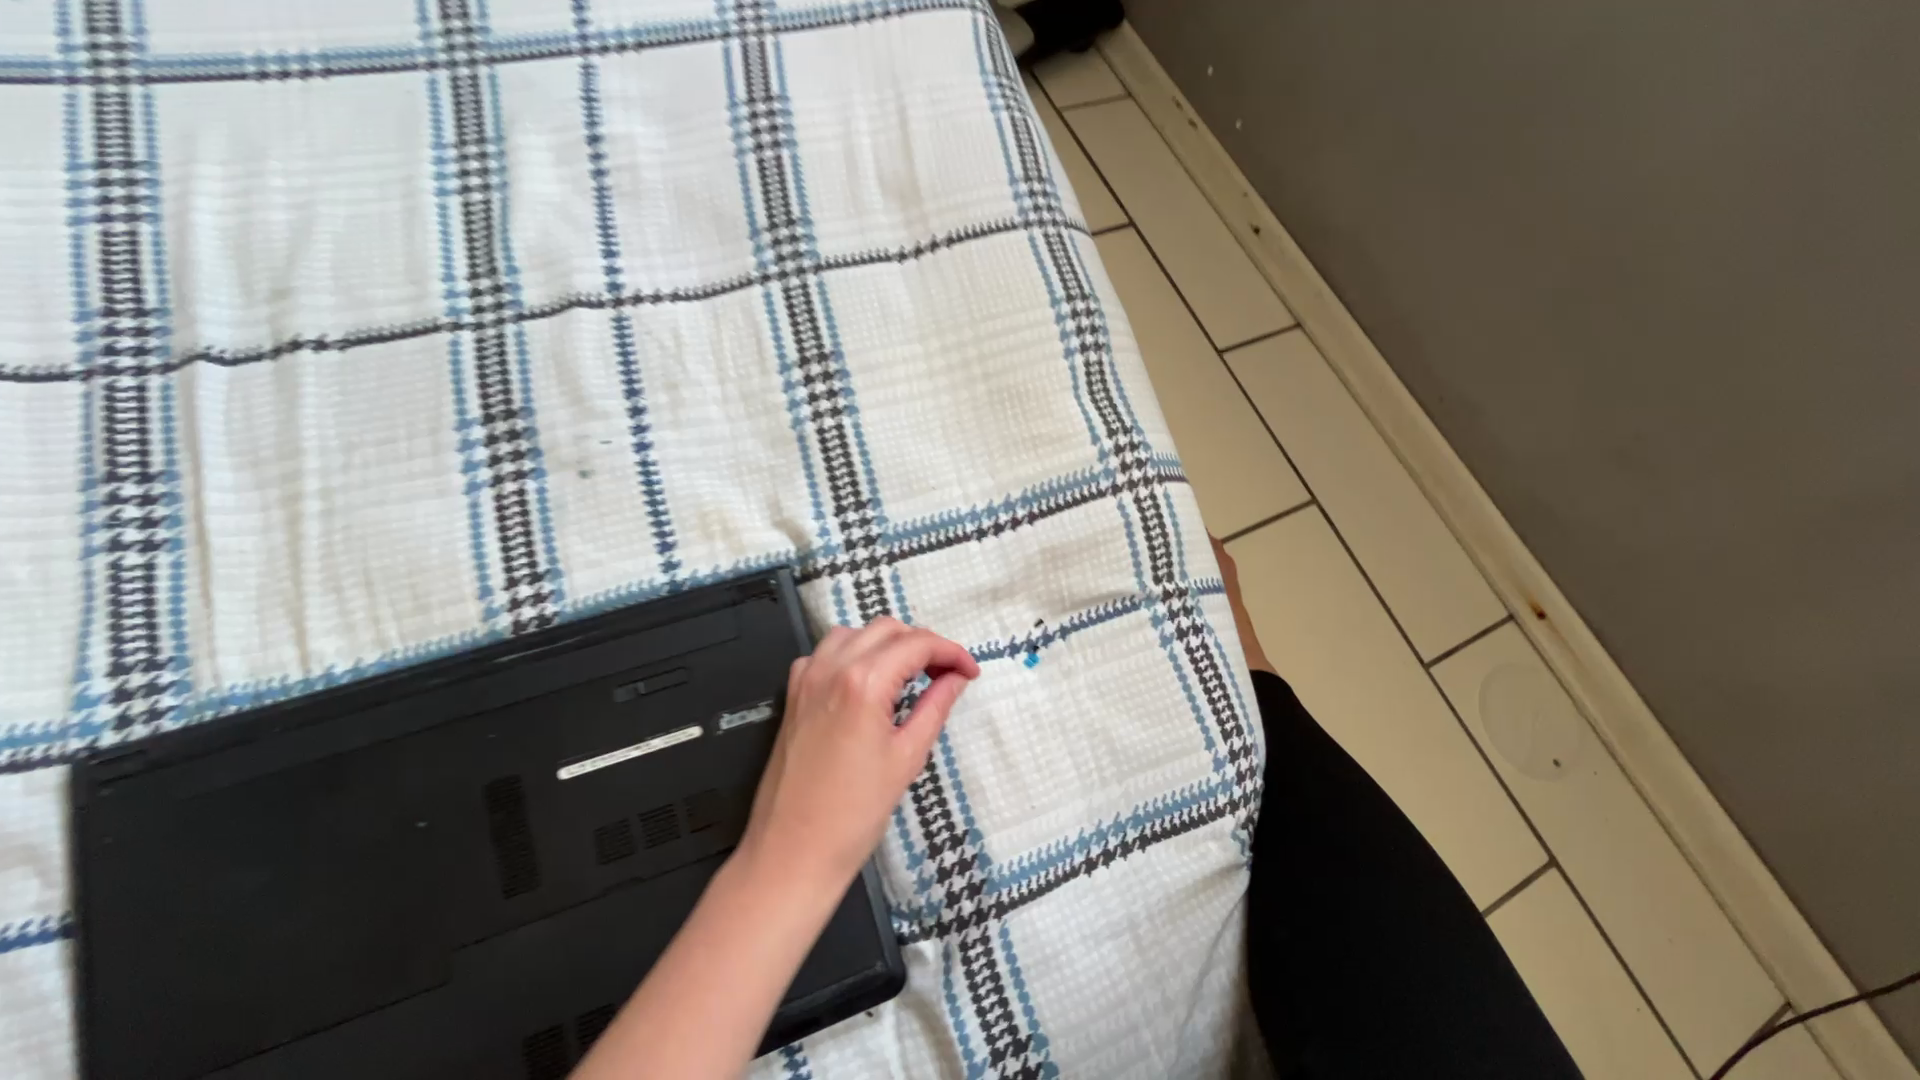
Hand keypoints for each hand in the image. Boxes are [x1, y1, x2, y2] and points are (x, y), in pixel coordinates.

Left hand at [734, 617, 981, 896]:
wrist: (793, 849)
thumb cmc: (854, 813)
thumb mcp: (907, 757)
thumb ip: (935, 707)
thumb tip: (955, 678)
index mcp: (863, 681)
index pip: (917, 644)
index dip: (951, 652)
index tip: (970, 672)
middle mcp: (831, 667)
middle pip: (887, 629)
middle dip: (922, 644)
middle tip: (946, 674)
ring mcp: (806, 678)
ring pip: (854, 633)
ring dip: (887, 643)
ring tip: (910, 675)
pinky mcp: (793, 694)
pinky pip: (825, 654)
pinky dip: (852, 655)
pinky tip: (867, 683)